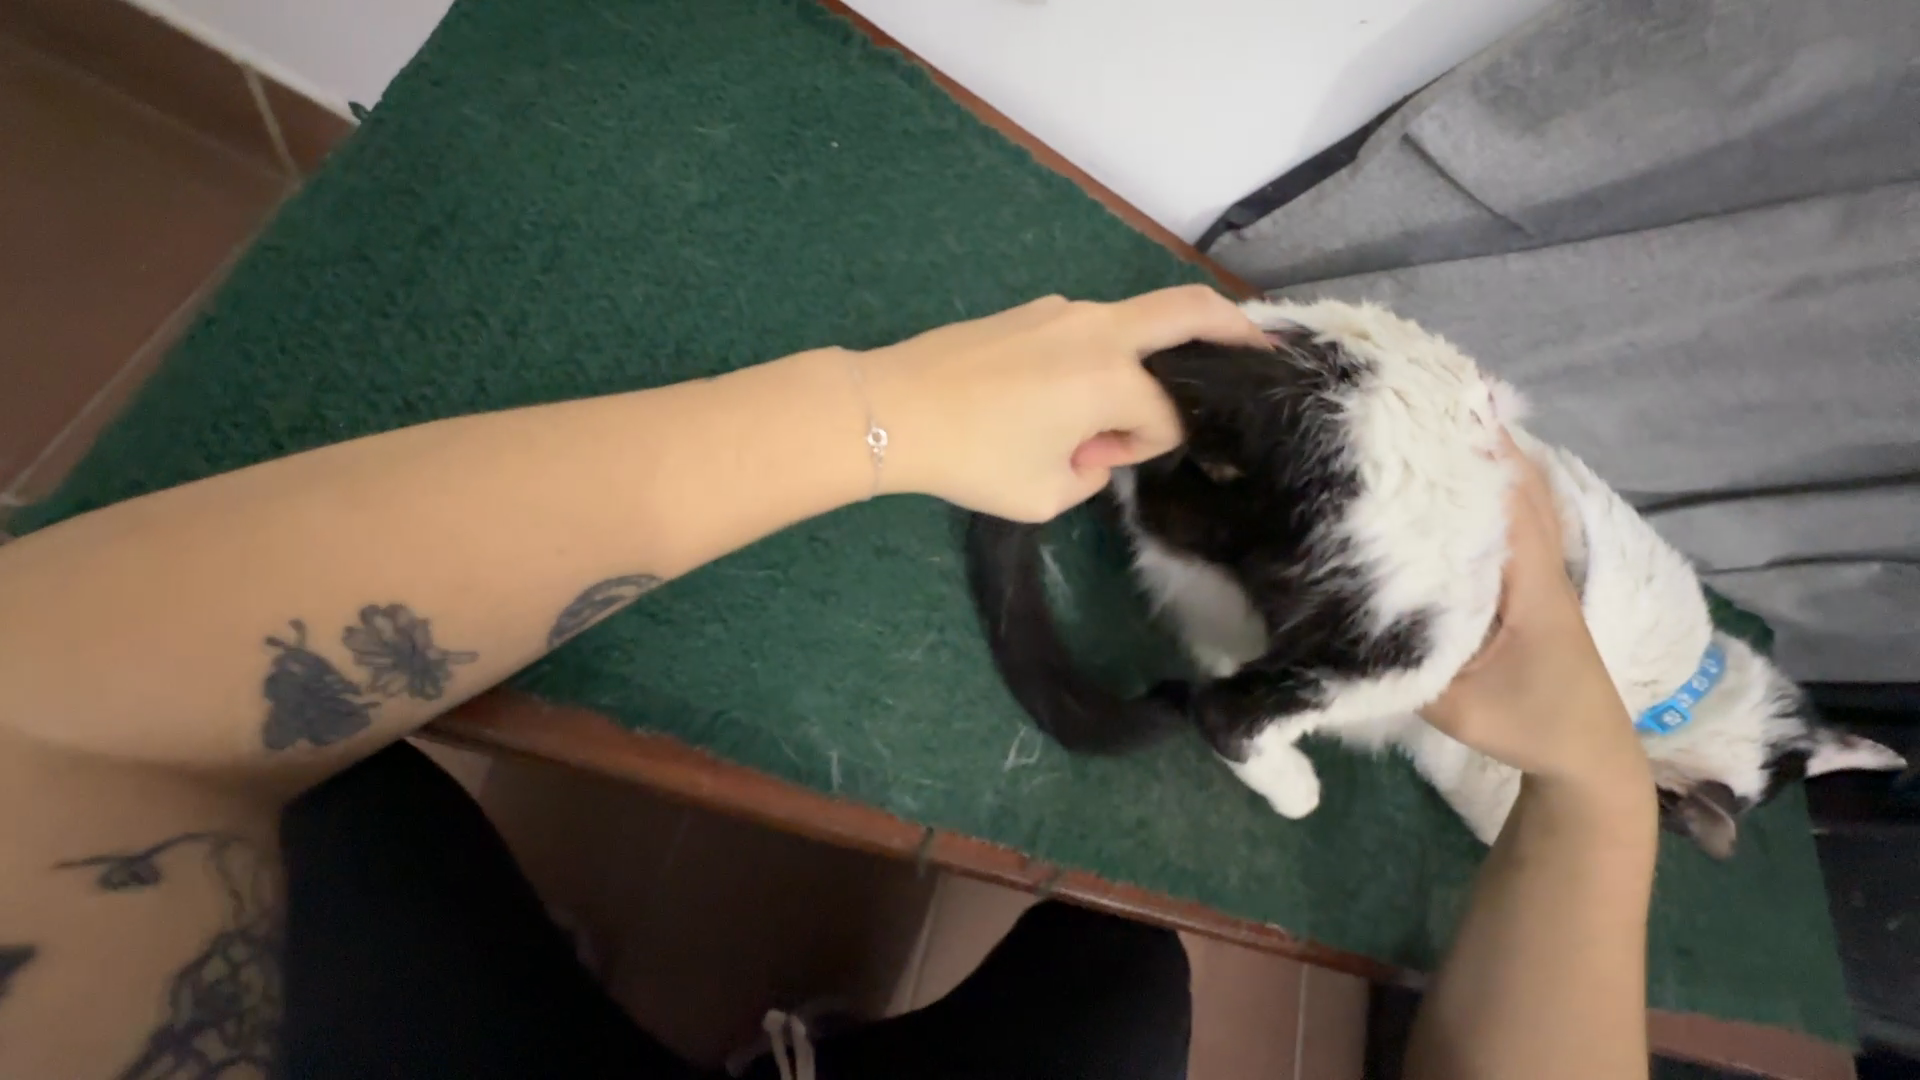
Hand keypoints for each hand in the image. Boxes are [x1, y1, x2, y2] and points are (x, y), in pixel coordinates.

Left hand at [856, 286, 1267, 521]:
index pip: (1165, 417)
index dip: (1144, 449)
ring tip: (1120, 400)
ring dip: (1146, 359)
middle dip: (1235, 328)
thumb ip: (1091, 474)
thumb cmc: (972, 457)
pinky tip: (1070, 387)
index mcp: (1110, 377)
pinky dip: (1104, 354)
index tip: (1100, 463)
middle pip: (1190, 310)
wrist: (891, 408)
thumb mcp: (1045, 494)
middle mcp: (1099, 330)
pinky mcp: (1032, 311)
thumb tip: (1094, 447)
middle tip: (1261, 349)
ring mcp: (1063, 311)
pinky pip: (1091, 328)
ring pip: (1135, 321)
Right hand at [1421, 435, 1649, 796]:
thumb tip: (1330, 624)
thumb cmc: (1530, 724)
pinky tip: (1432, 484)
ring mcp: (1530, 566)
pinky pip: (1495, 519)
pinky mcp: (1519, 579)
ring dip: (1468, 459)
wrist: (1587, 753)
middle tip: (1402, 407)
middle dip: (1463, 438)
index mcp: (1526, 578)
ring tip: (1412, 429)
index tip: (1425, 408)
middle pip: (1507, 479)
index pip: (1504, 493)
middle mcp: (1533, 558)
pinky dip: (1471, 490)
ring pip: (1505, 496)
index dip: (1471, 447)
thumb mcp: (1456, 705)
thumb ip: (1399, 664)